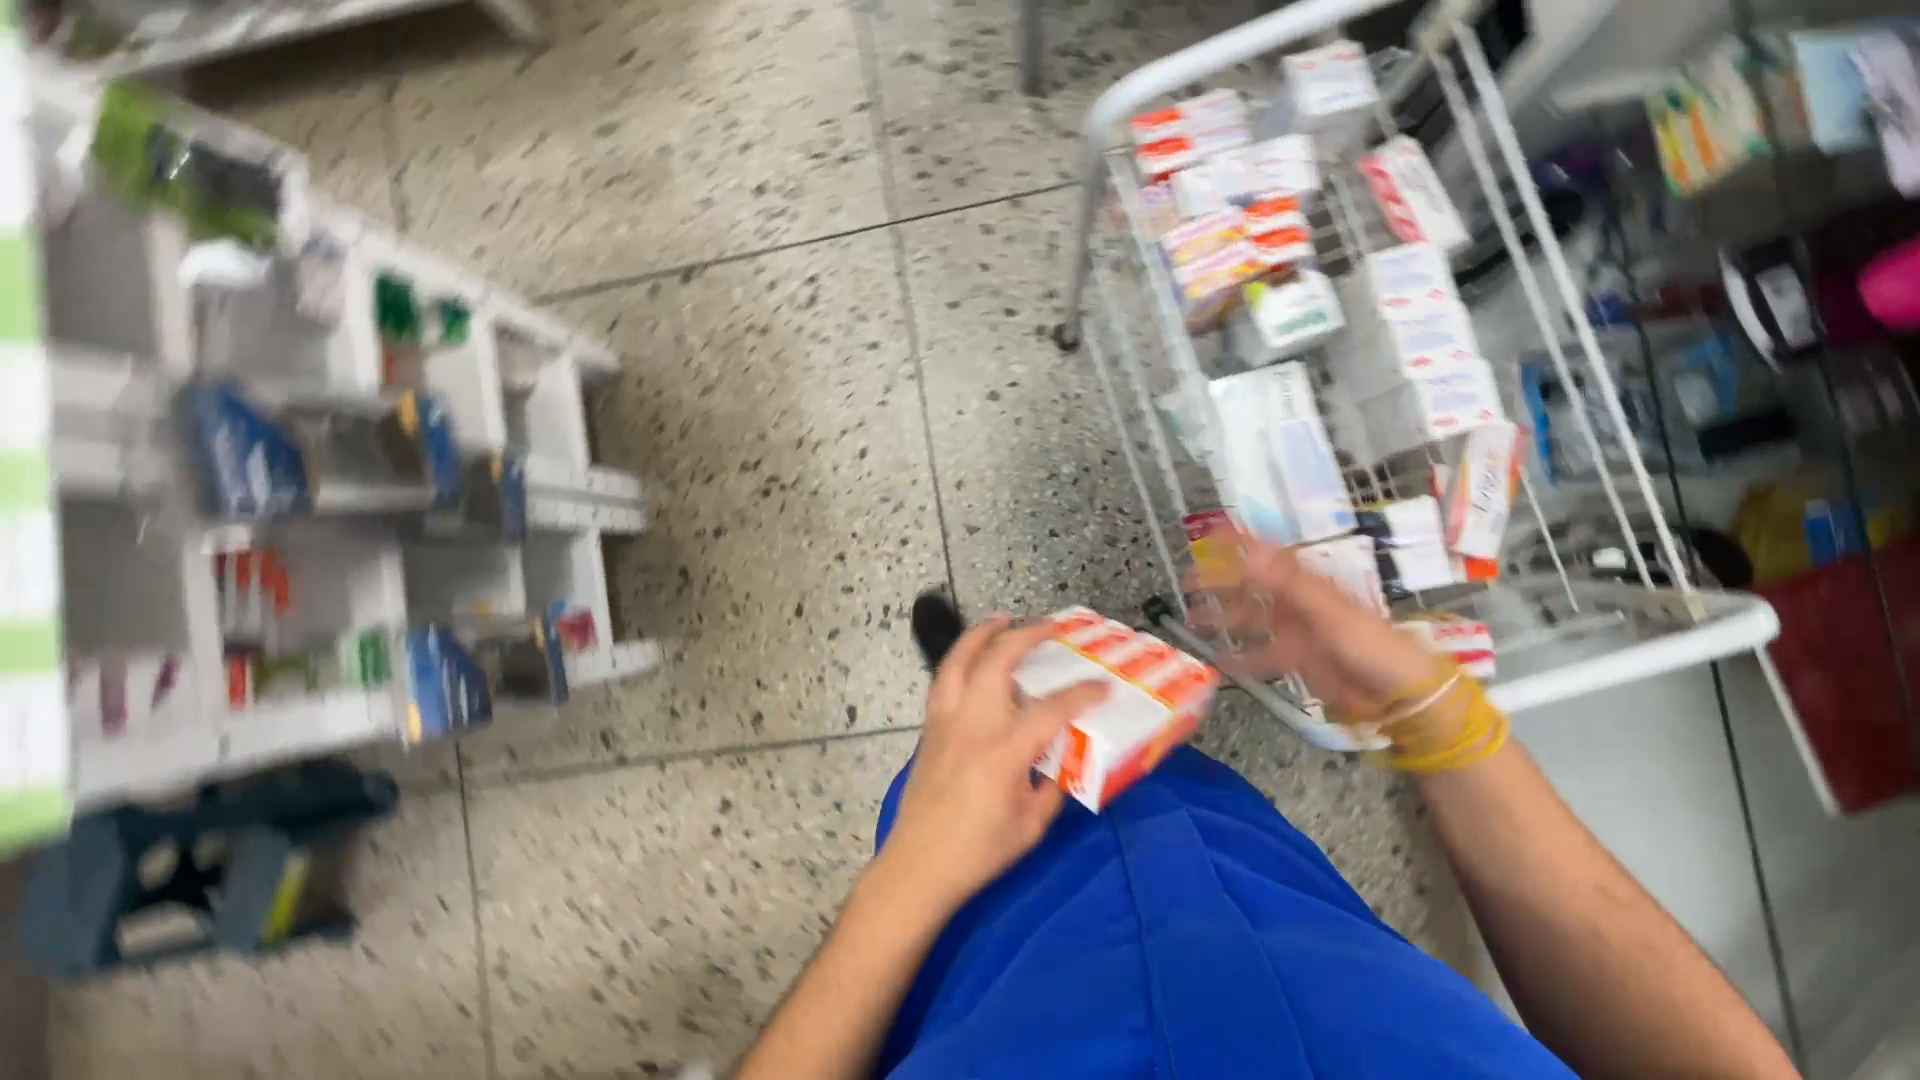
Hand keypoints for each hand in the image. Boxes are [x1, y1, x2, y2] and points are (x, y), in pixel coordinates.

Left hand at [869, 616, 1108, 917]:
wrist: (918, 866)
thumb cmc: (979, 852)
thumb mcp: (1031, 825)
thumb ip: (1053, 785)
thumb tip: (1067, 757)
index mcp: (1003, 752)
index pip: (1050, 709)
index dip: (1081, 694)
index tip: (1104, 685)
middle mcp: (972, 725)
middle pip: (996, 662)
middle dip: (1026, 636)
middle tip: (1050, 627)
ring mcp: (945, 722)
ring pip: (958, 661)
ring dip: (981, 635)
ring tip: (1001, 620)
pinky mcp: (929, 729)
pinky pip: (944, 681)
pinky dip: (960, 660)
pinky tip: (972, 659)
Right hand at [1187, 535, 1436, 719]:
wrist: (1397, 691)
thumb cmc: (1369, 643)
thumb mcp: (1327, 609)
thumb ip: (1287, 581)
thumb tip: (1252, 552)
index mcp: (1306, 584)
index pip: (1267, 555)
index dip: (1241, 542)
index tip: (1212, 532)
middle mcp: (1296, 602)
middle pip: (1251, 587)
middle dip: (1219, 582)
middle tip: (1188, 581)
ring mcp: (1294, 631)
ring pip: (1249, 620)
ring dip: (1222, 618)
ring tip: (1192, 619)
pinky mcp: (1295, 659)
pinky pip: (1260, 655)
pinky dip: (1240, 658)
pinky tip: (1218, 660)